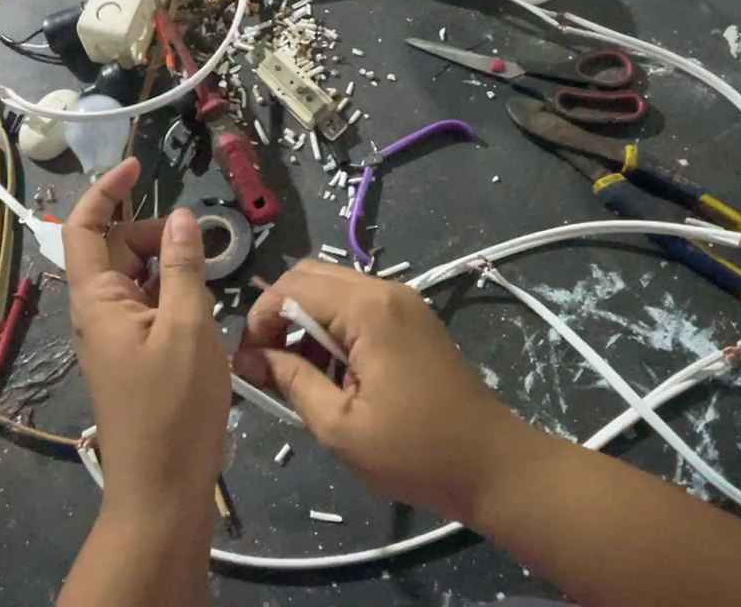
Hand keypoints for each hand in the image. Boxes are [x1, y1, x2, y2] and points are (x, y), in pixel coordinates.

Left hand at [63, 158, 227, 519]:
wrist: (161, 490)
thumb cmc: (173, 407)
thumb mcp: (188, 327)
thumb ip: (185, 267)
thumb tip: (181, 217)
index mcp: (97, 298)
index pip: (85, 227)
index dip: (106, 190)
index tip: (139, 165)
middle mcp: (98, 311)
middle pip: (115, 248)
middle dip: (154, 232)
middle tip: (201, 242)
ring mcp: (115, 335)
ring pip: (135, 276)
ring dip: (168, 262)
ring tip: (209, 271)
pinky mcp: (133, 354)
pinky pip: (147, 304)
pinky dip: (173, 290)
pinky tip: (204, 301)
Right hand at [232, 261, 537, 522]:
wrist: (493, 465)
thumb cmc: (415, 453)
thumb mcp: (340, 428)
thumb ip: (291, 382)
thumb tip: (249, 359)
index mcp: (367, 310)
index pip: (291, 288)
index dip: (259, 319)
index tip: (247, 362)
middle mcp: (384, 290)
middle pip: (310, 276)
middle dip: (278, 312)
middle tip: (265, 361)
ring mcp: (402, 300)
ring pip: (332, 287)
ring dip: (304, 319)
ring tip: (295, 370)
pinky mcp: (411, 316)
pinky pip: (356, 303)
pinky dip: (331, 324)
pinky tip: (330, 368)